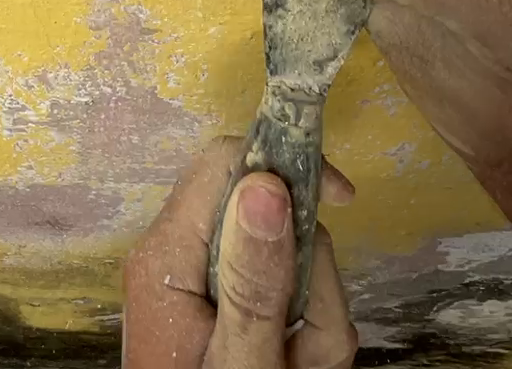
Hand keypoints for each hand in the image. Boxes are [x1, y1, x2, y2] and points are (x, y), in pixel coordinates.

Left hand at [122, 138, 358, 368]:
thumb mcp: (243, 363)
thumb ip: (253, 280)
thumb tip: (264, 184)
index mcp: (168, 253)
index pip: (224, 162)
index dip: (284, 165)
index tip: (344, 198)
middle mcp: (177, 253)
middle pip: (262, 210)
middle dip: (307, 267)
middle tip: (310, 337)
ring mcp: (199, 279)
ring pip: (283, 255)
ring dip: (312, 310)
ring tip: (298, 366)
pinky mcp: (220, 303)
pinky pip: (281, 290)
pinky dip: (305, 329)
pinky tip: (294, 366)